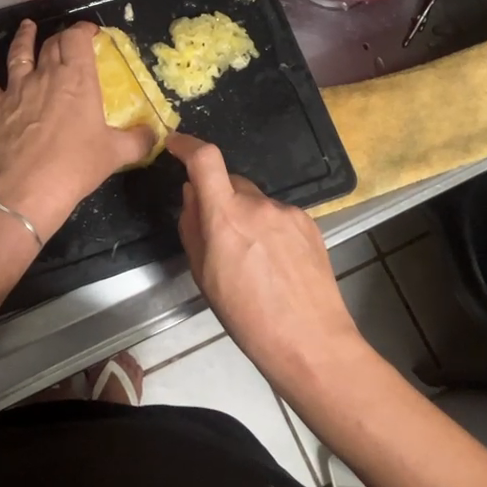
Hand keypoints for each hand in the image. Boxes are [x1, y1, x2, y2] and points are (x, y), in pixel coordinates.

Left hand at [0, 20, 153, 241]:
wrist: (29, 189)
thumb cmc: (76, 167)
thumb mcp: (117, 154)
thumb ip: (138, 140)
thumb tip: (153, 134)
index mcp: (78, 79)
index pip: (77, 40)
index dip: (83, 31)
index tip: (91, 34)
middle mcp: (46, 76)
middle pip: (51, 45)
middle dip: (60, 38)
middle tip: (67, 40)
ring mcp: (16, 90)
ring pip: (18, 54)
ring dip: (23, 38)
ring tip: (26, 27)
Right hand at [166, 133, 364, 385]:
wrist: (310, 342)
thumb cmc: (247, 317)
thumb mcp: (203, 276)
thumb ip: (193, 227)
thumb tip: (192, 194)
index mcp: (226, 216)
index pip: (205, 160)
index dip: (187, 145)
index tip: (175, 144)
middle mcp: (258, 205)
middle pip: (231, 184)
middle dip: (221, 200)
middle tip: (219, 237)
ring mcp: (288, 212)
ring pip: (257, 203)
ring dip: (248, 219)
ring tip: (254, 263)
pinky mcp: (309, 224)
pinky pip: (279, 216)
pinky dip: (271, 230)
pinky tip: (277, 265)